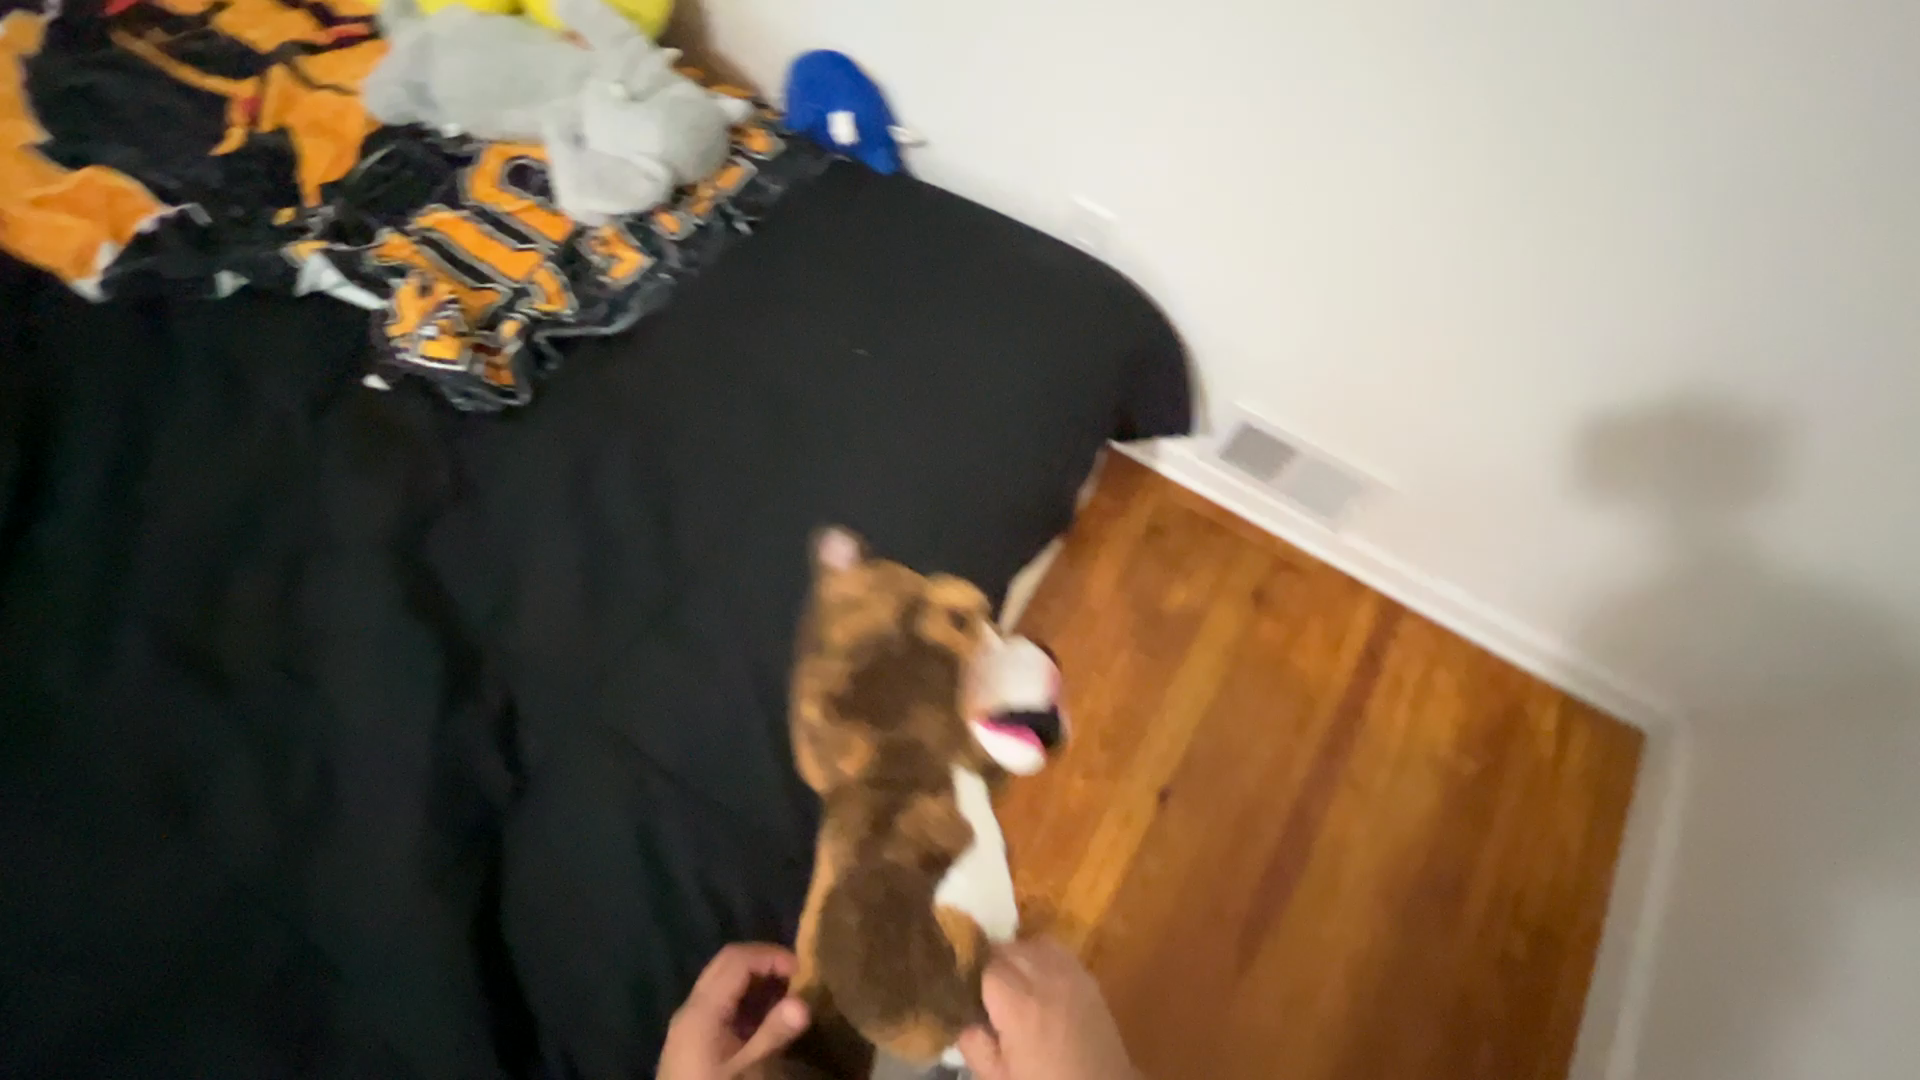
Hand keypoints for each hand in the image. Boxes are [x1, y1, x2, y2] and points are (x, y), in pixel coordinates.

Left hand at [657, 944, 811, 1079]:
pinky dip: (742, 997)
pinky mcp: (690, 1039)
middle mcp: (691, 1007)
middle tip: (794, 975)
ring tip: (784, 994)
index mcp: (702, 1010)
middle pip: (727, 963)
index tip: (801, 970)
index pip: (737, 960)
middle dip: (763, 961)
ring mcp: (687, 1023)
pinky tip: (762, 1017)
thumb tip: (804, 1003)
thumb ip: (772, 1035)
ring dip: (753, 978)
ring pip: (721, 979)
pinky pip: (717, 1000)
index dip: (771, 956)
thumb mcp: (747, 1072)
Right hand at [956, 938, 1137, 1079]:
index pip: (984, 965)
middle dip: (992, 964)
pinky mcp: (1085, 974)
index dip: (973, 976)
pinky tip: (1037, 979)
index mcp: (1018, 1004)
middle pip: (1006, 948)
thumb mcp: (998, 1077)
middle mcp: (1043, 977)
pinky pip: (1054, 948)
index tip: (970, 993)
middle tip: (987, 992)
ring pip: (1029, 942)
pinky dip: (1040, 956)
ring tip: (1013, 984)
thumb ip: (972, 1043)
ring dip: (1016, 957)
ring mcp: (1068, 971)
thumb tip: (960, 1013)